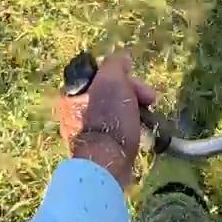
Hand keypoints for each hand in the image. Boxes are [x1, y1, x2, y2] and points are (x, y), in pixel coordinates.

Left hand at [55, 50, 157, 183]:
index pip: (102, 73)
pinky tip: (140, 131)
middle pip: (110, 90)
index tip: (136, 84)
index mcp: (72, 92)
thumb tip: (123, 57)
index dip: (123, 75)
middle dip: (133, 92)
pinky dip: (129, 127)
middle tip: (150, 100)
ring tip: (148, 118)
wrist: (107, 164)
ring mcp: (84, 130)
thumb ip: (116, 63)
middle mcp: (73, 110)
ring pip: (115, 109)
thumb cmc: (109, 118)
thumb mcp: (113, 80)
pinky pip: (115, 128)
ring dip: (134, 110)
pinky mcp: (97, 147)